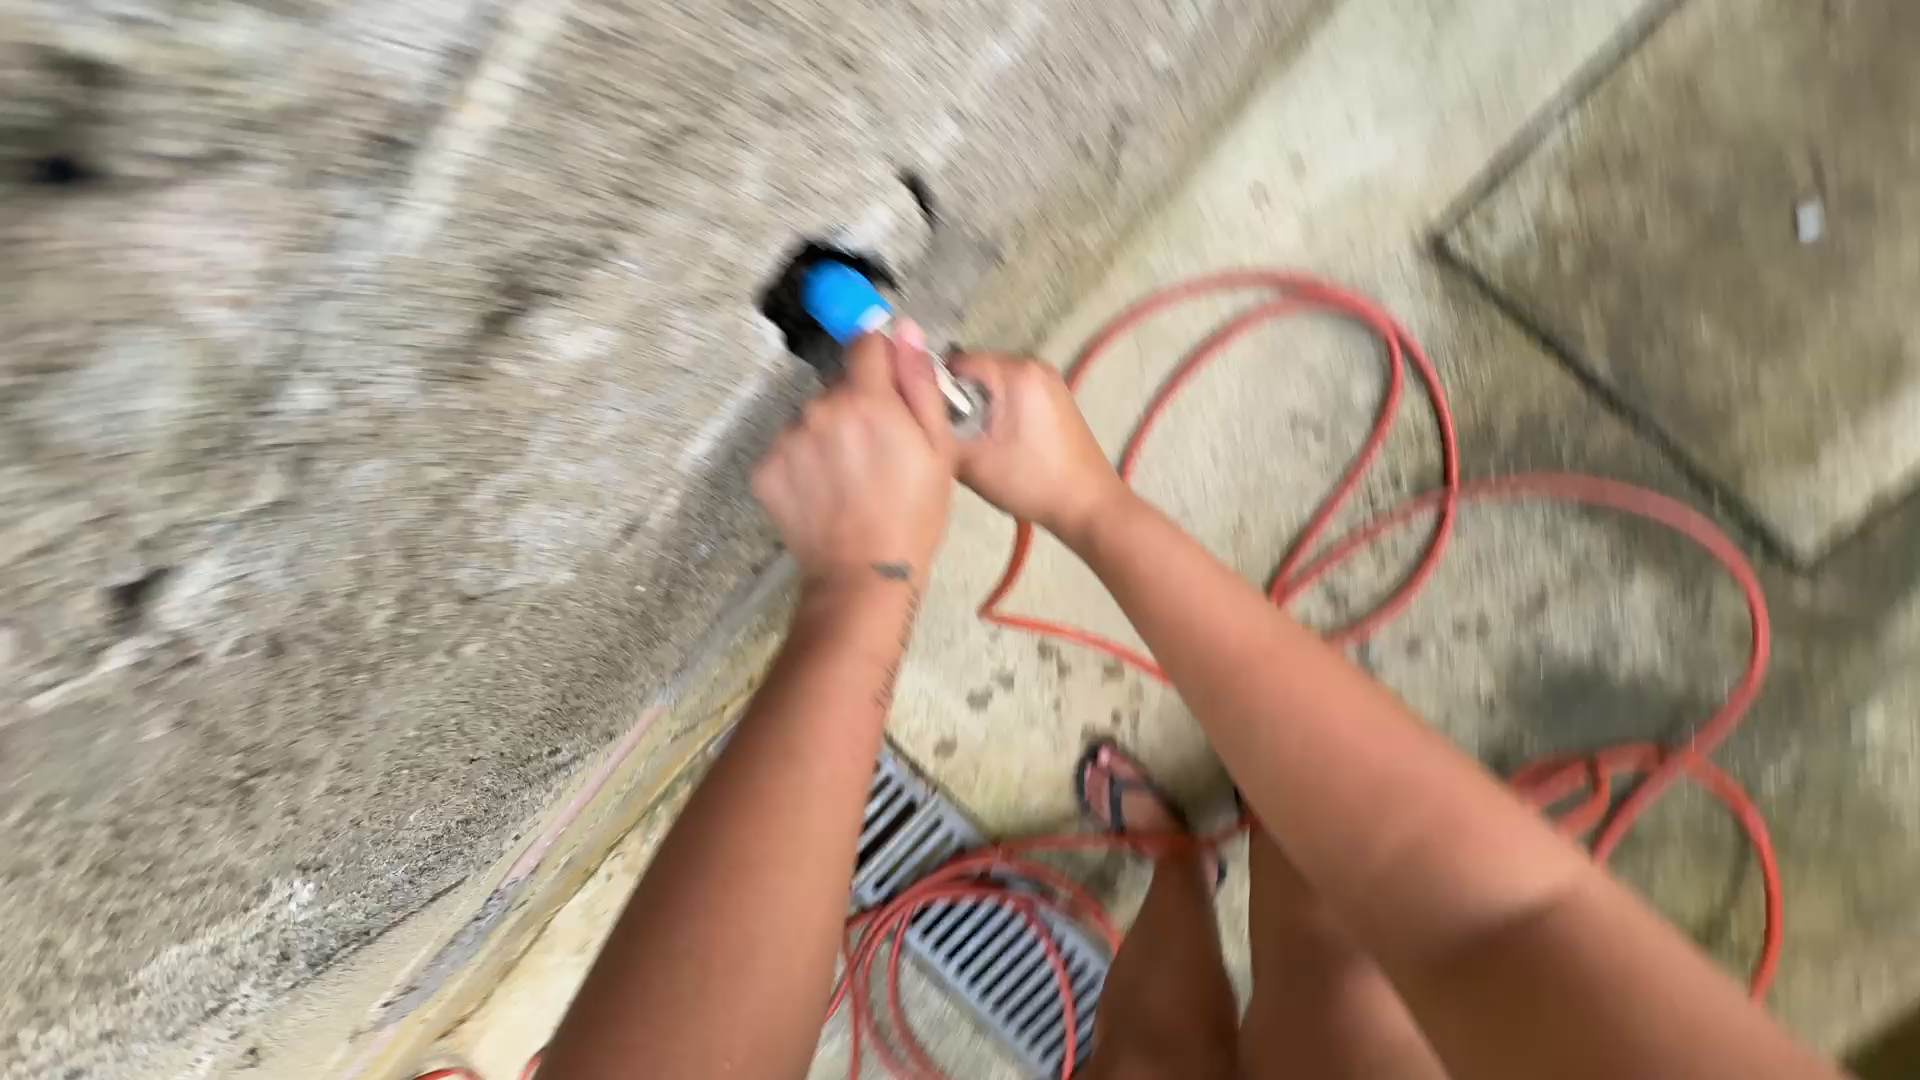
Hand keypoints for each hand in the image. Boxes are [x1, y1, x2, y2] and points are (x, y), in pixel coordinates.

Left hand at [752, 321, 956, 596]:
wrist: (863, 576)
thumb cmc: (913, 515)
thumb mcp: (938, 448)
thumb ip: (919, 382)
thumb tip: (906, 331)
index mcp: (866, 398)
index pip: (865, 343)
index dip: (881, 362)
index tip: (889, 390)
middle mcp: (818, 409)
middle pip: (838, 386)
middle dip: (858, 407)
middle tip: (878, 454)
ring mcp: (786, 439)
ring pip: (812, 419)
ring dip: (828, 437)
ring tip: (850, 481)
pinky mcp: (765, 469)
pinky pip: (788, 450)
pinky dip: (804, 465)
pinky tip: (826, 494)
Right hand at [948, 351, 1131, 542]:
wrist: (1088, 506)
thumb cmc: (1032, 482)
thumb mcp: (973, 462)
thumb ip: (939, 433)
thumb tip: (915, 418)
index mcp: (1016, 372)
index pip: (957, 363)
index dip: (936, 390)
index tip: (931, 422)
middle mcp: (1035, 365)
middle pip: (975, 373)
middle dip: (959, 402)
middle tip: (951, 438)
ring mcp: (1049, 381)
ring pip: (993, 387)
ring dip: (978, 410)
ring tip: (973, 445)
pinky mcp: (1055, 399)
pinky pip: (1013, 396)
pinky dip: (999, 414)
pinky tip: (997, 445)